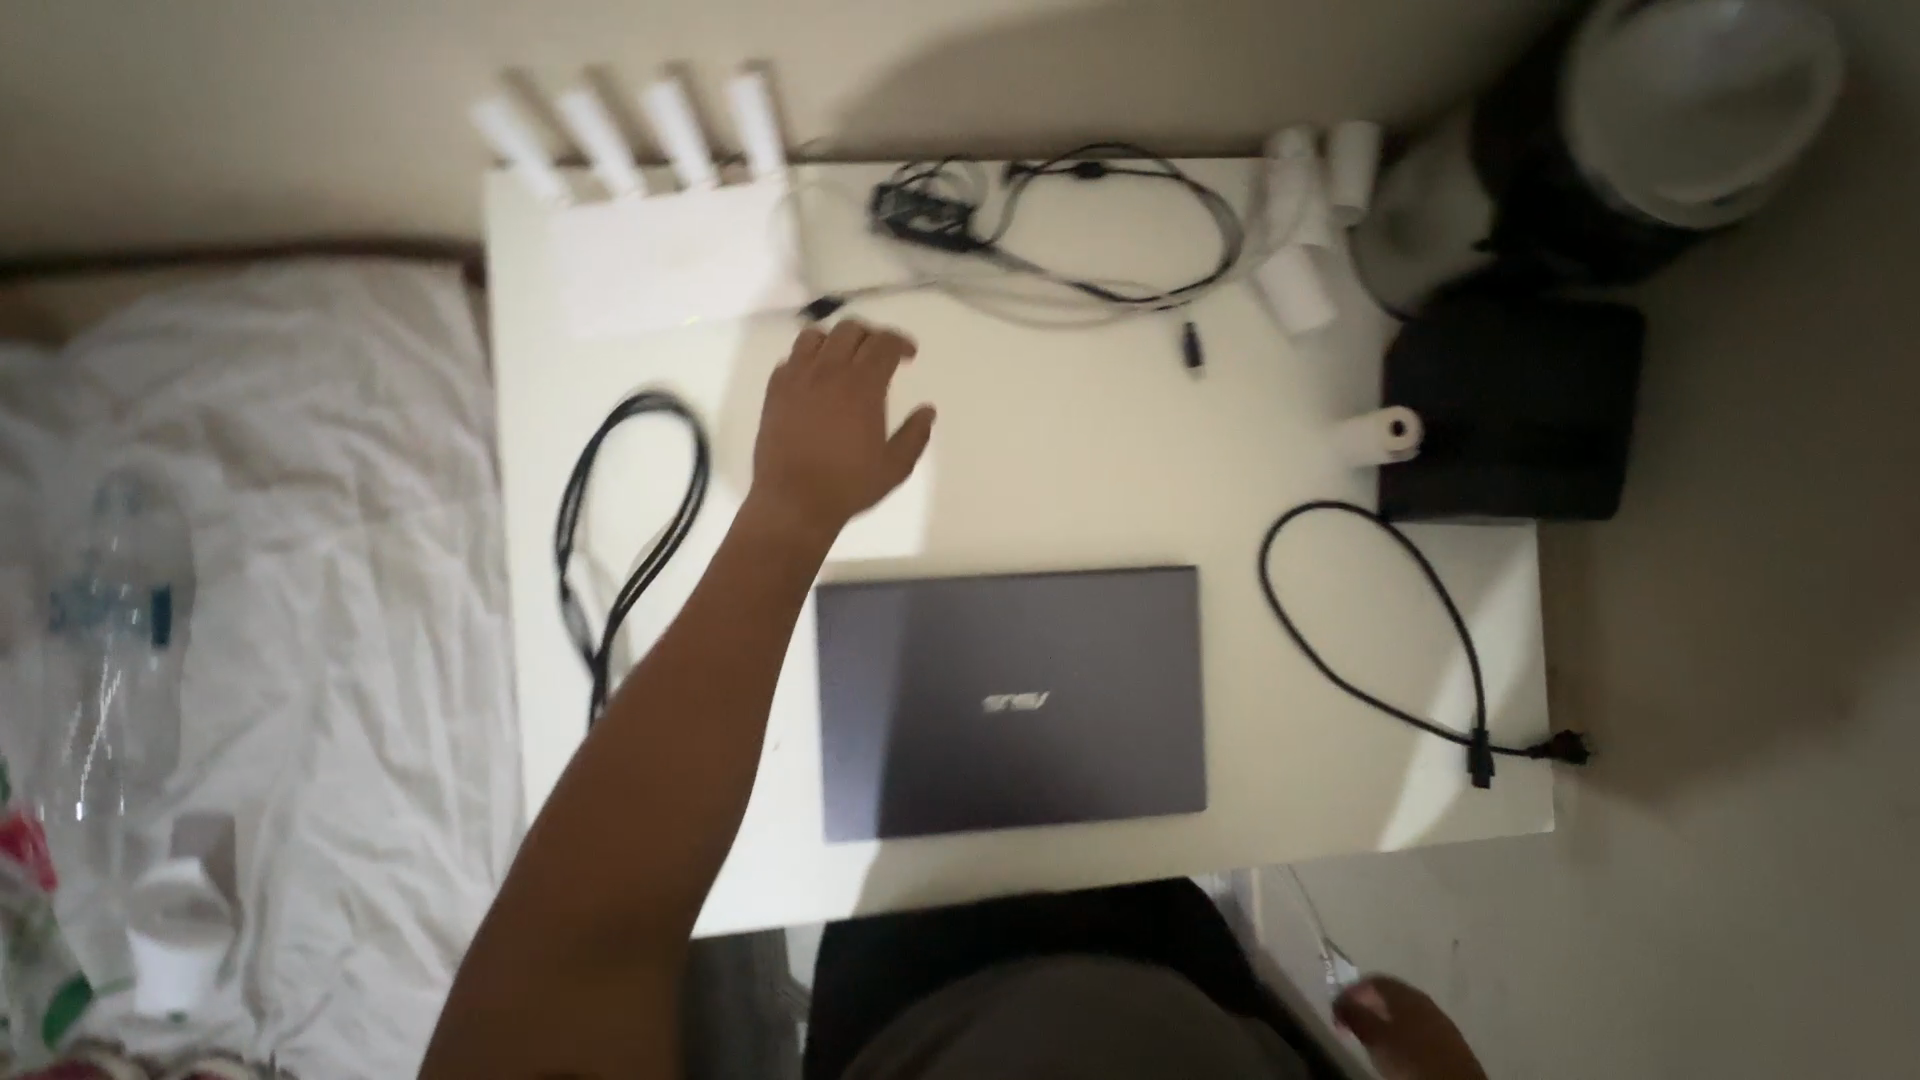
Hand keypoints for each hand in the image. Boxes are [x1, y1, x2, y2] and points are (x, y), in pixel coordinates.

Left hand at [747, 319, 934, 542]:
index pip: (884, 343)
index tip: (909, 355)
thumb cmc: (848, 486)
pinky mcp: (775, 391)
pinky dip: (808, 359)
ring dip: (836, 341)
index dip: (900, 343)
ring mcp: (796, 378)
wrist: (793, 502)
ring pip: (816, 336)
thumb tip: (927, 411)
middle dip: (871, 336)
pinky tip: (815, 379)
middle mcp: (828, 372)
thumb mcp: (895, 467)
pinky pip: (791, 358)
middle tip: (880, 356)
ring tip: (844, 360)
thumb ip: (915, 435)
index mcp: (862, 386)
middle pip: (850, 330)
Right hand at [1334, 976, 1487, 1079]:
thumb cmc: (1410, 1059)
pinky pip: (1419, 1028)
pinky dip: (1403, 1033)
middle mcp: (1422, 999)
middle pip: (1389, 994)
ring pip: (1405, 1012)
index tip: (1338, 1009)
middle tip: (1353, 1023)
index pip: (1372, 980)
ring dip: (1386, 1021)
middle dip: (1368, 1006)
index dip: (1352, 991)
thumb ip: (1353, 1014)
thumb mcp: (1374, 1037)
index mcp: (1404, 993)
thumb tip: (1338, 1000)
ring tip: (1374, 1039)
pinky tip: (1399, 1049)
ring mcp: (1439, 1020)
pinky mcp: (1450, 1041)